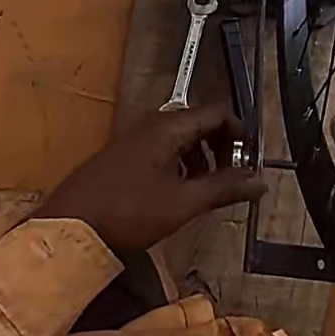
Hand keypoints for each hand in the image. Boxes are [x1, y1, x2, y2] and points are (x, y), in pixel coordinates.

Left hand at [36, 106, 267, 250]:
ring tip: (207, 190)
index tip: (251, 161)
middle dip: (222, 148)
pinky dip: (182, 164)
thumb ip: (224, 188)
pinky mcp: (128, 153)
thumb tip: (261, 181)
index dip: (240, 133)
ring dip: (202, 158)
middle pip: (201, 123)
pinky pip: (165, 148)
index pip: (217, 113)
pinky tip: (180, 193)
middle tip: (232, 179)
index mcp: (169, 127)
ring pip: (183, 137)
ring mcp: (138, 137)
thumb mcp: (183, 202)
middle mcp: (154, 123)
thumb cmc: (128, 210)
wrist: (73, 222)